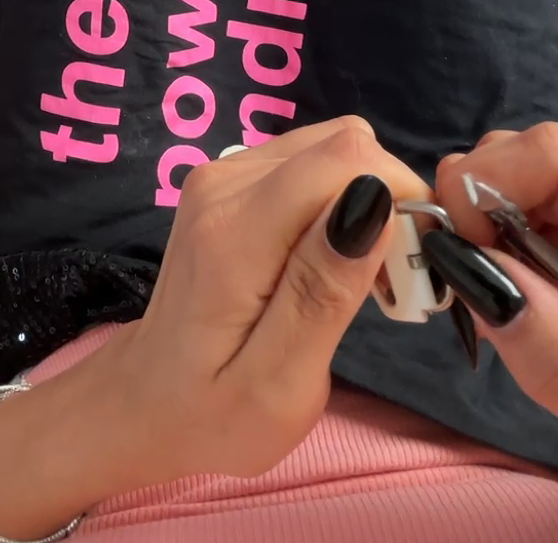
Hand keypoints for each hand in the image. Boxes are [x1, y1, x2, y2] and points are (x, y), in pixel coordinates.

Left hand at [76, 116, 428, 483]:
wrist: (150, 396)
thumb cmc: (216, 411)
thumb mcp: (279, 382)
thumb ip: (323, 289)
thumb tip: (374, 200)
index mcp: (234, 232)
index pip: (342, 159)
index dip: (397, 198)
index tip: (407, 267)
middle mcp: (223, 182)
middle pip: (340, 146)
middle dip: (385, 202)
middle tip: (383, 283)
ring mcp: (221, 174)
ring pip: (328, 148)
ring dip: (362, 201)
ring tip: (354, 277)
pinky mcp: (227, 180)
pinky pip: (306, 162)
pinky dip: (334, 200)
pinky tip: (326, 256)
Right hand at [436, 124, 557, 542]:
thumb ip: (553, 353)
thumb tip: (470, 264)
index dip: (484, 186)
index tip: (458, 256)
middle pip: (546, 153)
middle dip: (483, 207)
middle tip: (481, 288)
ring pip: (543, 163)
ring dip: (501, 219)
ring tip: (524, 297)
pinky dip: (523, 223)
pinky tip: (546, 283)